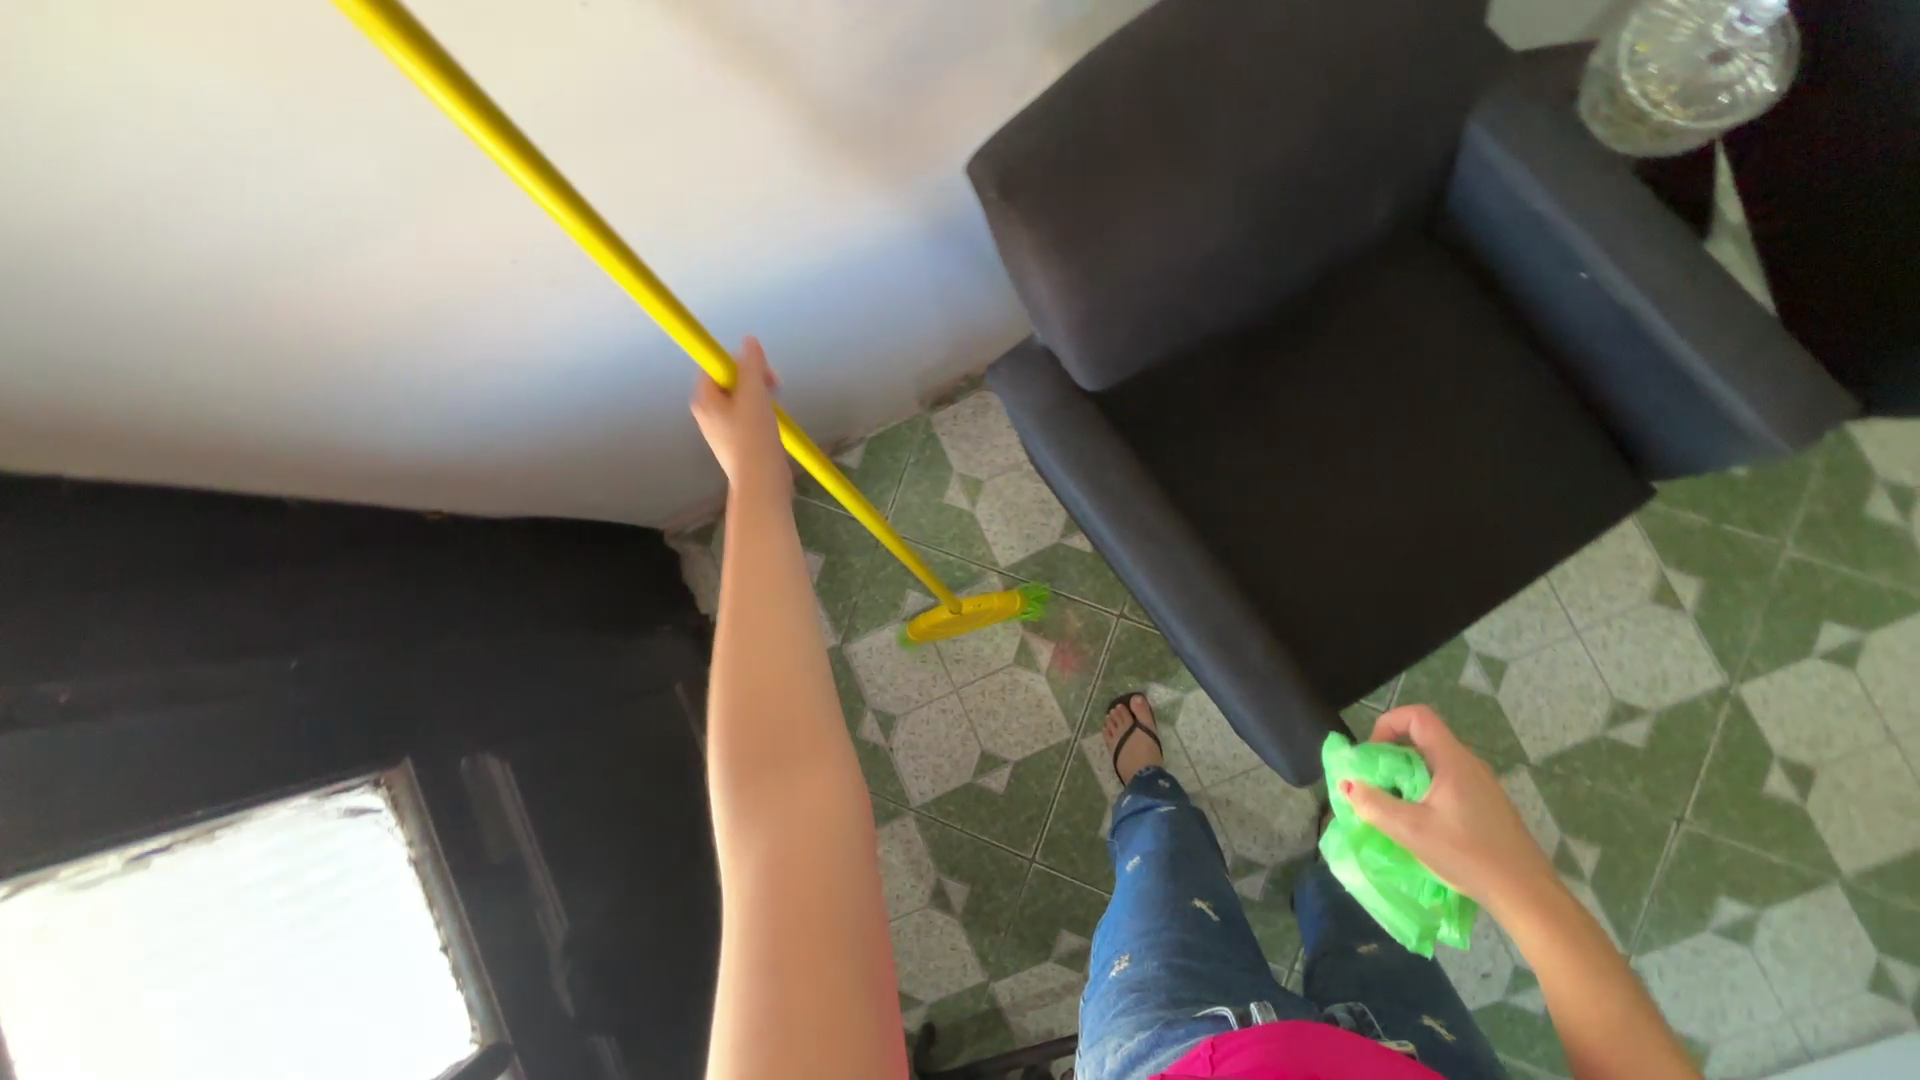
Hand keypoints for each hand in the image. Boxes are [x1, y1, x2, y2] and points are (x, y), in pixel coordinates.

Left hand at [691, 337, 790, 494]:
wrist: (761, 483)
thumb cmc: (754, 437)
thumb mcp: (754, 395)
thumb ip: (751, 366)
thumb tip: (749, 341)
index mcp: (704, 400)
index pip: (714, 365)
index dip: (738, 362)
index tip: (761, 370)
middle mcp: (707, 413)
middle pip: (728, 382)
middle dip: (753, 379)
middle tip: (774, 386)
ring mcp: (721, 430)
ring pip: (739, 400)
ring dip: (759, 396)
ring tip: (775, 407)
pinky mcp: (736, 443)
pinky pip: (746, 417)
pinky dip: (760, 414)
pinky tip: (773, 424)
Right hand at [1342, 705, 1558, 912]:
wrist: (1526, 894)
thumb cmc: (1468, 855)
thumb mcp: (1411, 830)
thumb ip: (1373, 804)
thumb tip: (1347, 785)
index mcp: (1454, 761)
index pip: (1417, 716)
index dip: (1387, 724)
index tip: (1372, 755)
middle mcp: (1470, 765)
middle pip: (1423, 739)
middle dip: (1391, 756)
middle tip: (1375, 784)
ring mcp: (1482, 786)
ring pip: (1434, 764)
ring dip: (1406, 776)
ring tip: (1393, 807)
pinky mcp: (1487, 806)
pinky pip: (1447, 783)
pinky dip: (1424, 792)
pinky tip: (1421, 824)